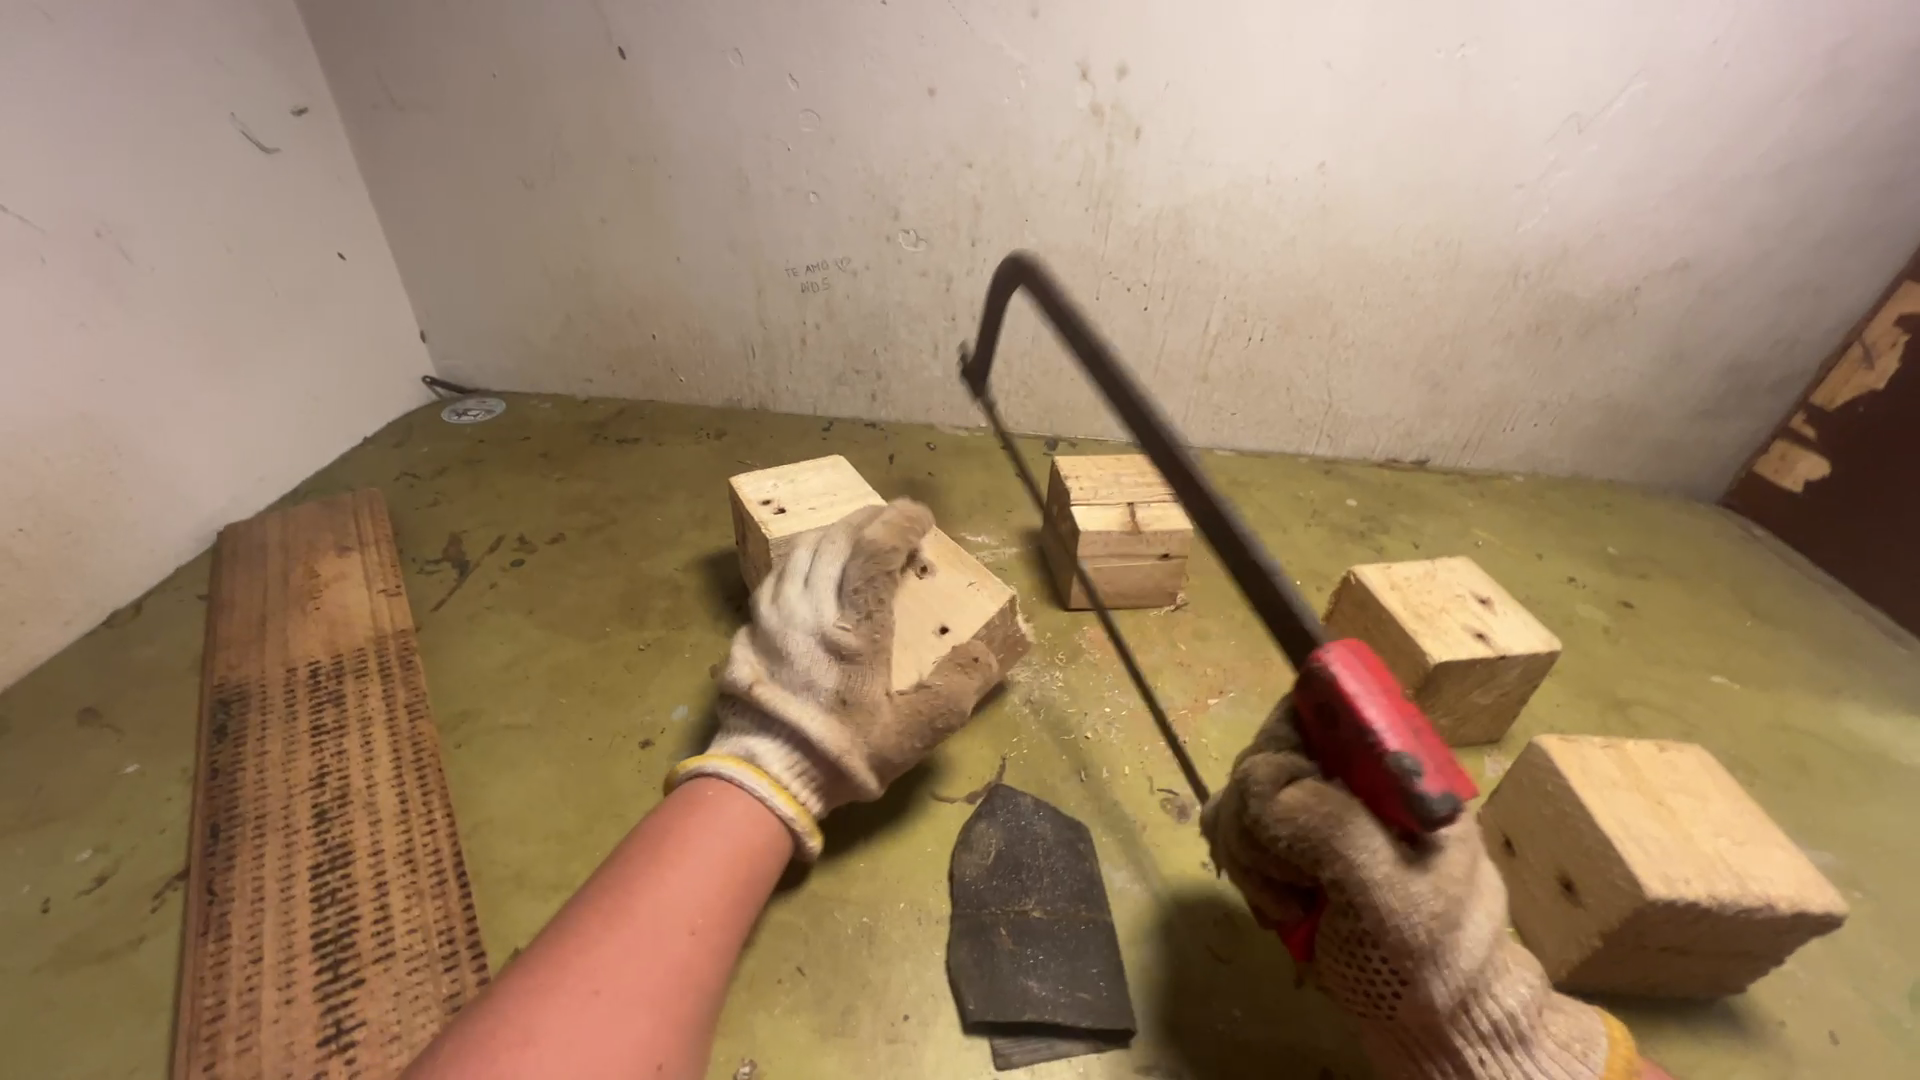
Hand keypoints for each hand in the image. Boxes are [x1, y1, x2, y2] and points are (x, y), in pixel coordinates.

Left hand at [670, 499, 1000, 859]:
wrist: (766, 778)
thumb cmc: (844, 753)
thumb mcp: (916, 731)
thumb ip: (958, 688)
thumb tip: (986, 652)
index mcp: (856, 626)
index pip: (875, 549)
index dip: (900, 522)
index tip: (920, 517)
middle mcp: (812, 607)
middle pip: (837, 538)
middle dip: (869, 519)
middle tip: (892, 519)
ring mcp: (775, 614)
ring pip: (803, 550)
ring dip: (834, 533)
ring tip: (854, 537)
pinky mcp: (749, 627)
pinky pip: (778, 574)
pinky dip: (802, 557)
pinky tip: (809, 570)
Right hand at [1202, 702, 1643, 1079]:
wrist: (1428, 1024)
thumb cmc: (1426, 960)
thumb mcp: (1390, 895)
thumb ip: (1326, 825)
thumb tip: (1256, 780)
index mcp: (1392, 771)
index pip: (1312, 713)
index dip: (1280, 750)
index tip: (1277, 807)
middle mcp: (1350, 777)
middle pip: (1262, 755)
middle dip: (1257, 821)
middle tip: (1292, 879)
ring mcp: (1315, 807)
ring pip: (1238, 792)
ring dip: (1249, 853)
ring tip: (1292, 902)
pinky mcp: (1287, 837)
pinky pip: (1231, 824)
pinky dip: (1242, 865)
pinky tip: (1275, 901)